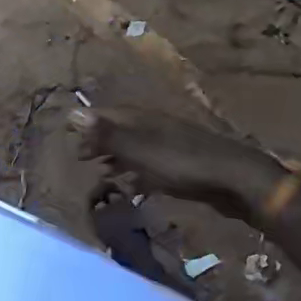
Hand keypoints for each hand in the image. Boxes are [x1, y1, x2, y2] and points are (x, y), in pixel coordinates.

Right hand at [72, 106, 283, 219]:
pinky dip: (138, 175)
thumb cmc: (182, 163)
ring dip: (119, 159)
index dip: (88, 124)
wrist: (233, 179)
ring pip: (137, 150)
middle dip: (101, 142)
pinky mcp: (183, 167)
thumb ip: (107, 135)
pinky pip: (152, 168)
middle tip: (81, 157)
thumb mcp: (140, 150)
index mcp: (144, 119)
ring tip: (102, 173)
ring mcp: (171, 147)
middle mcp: (156, 128)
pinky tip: (133, 188)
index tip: (67, 134)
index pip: (108, 114)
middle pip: (122, 131)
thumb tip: (73, 112)